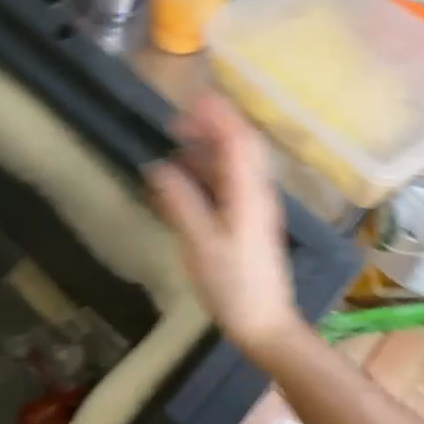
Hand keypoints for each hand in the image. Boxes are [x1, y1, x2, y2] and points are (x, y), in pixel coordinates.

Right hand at [146, 94, 304, 355]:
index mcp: (247, 194)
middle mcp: (256, 193)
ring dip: (210, 148)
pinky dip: (210, 172)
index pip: (238, 140)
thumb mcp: (200, 244)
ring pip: (236, 165)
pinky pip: (231, 184)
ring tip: (177, 145)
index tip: (191, 99)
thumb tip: (158, 167)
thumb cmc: (233, 286)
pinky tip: (187, 180)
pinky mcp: (250, 222)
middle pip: (241, 146)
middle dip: (213, 126)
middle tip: (178, 121)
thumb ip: (180, 202)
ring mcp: (255, 208)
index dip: (217, 115)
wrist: (265, 324)